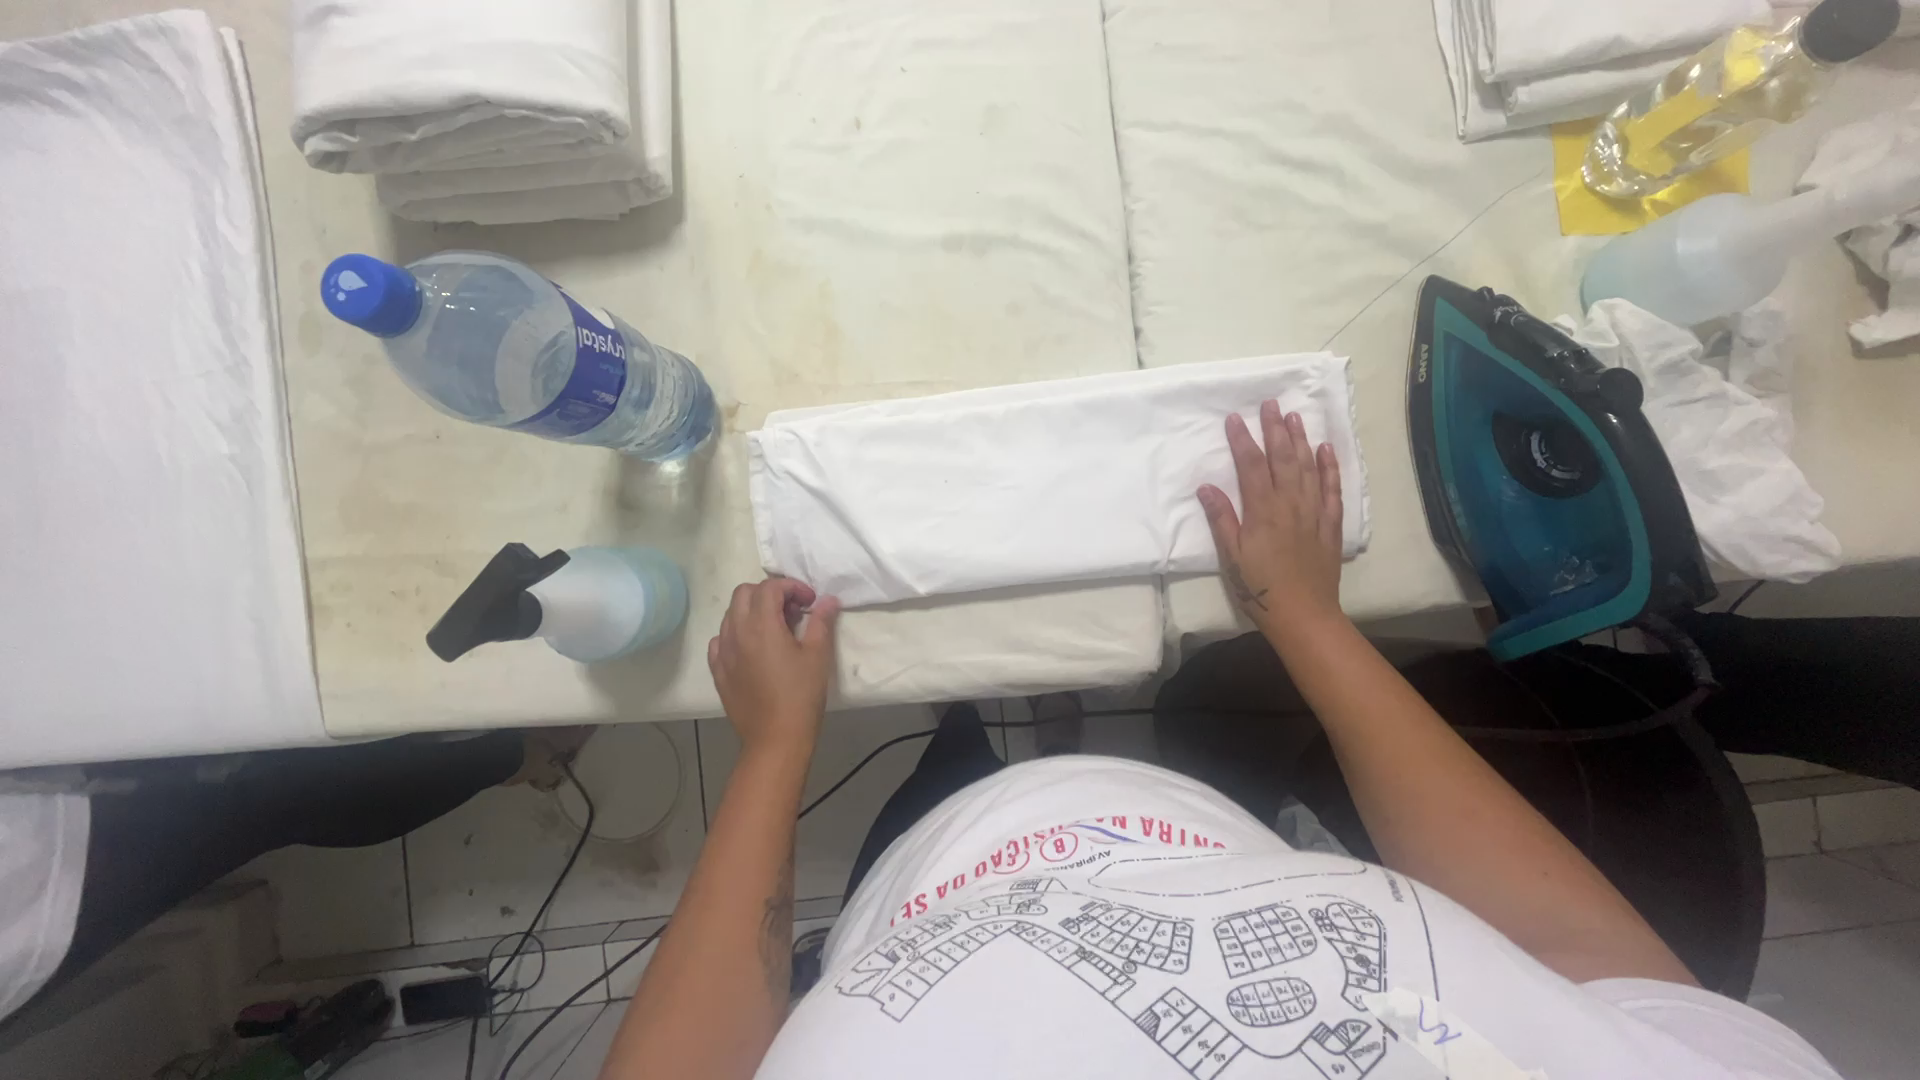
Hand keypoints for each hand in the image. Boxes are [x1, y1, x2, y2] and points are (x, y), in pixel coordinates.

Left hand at [708, 579, 840, 760]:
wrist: (775, 738)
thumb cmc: (801, 695)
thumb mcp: (818, 655)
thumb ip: (821, 622)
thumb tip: (828, 600)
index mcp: (761, 625)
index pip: (770, 587)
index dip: (792, 587)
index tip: (810, 602)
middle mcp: (736, 632)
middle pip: (744, 593)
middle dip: (769, 593)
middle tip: (792, 611)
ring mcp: (723, 652)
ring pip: (730, 615)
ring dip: (752, 612)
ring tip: (776, 630)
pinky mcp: (718, 670)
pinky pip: (720, 640)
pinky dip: (737, 634)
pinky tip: (754, 649)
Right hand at [1196, 400, 1344, 638]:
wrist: (1303, 615)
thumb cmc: (1260, 589)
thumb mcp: (1231, 557)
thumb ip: (1222, 520)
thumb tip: (1207, 487)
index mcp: (1262, 512)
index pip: (1251, 466)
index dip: (1242, 440)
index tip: (1234, 418)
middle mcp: (1290, 505)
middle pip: (1282, 459)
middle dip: (1274, 430)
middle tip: (1270, 404)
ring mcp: (1313, 513)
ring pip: (1307, 468)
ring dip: (1300, 441)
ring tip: (1294, 416)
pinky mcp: (1330, 526)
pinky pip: (1331, 490)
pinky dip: (1329, 468)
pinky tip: (1325, 450)